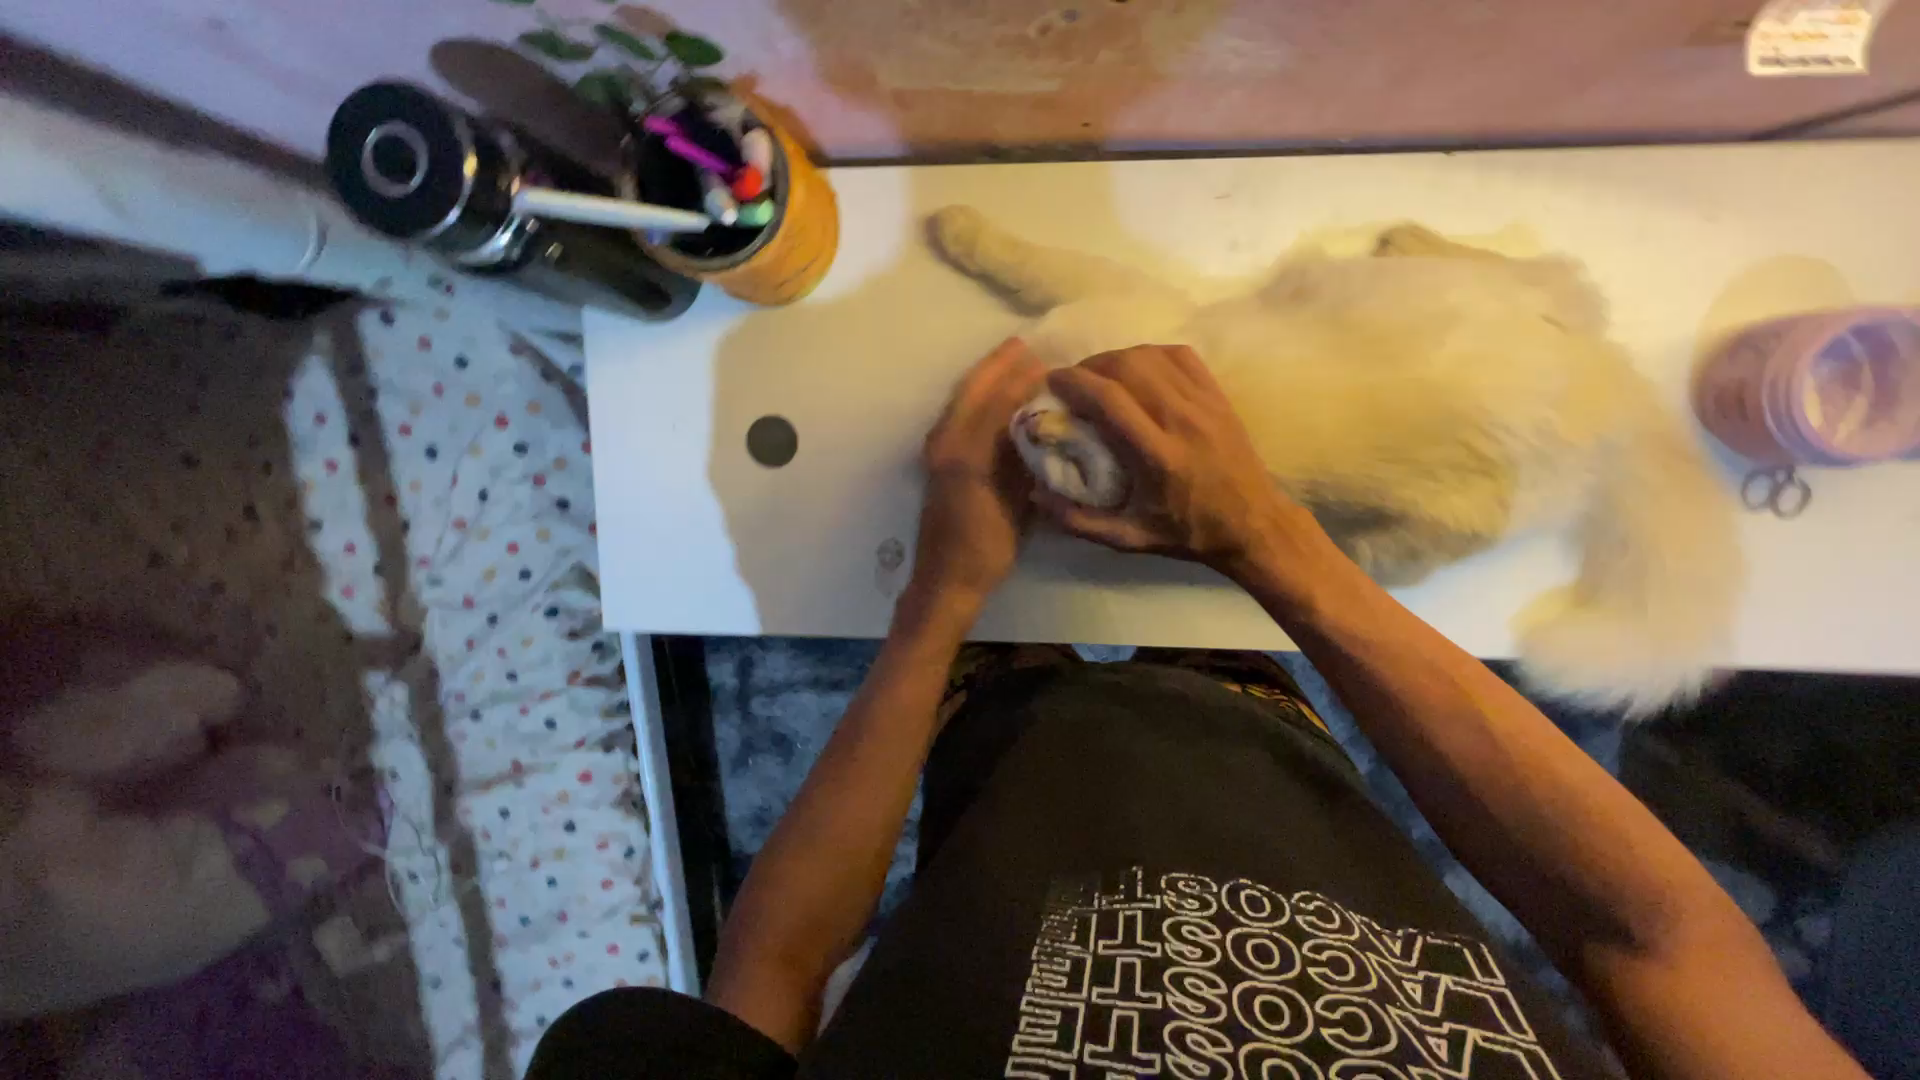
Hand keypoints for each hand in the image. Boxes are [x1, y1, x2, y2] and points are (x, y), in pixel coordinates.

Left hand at [910, 338, 1045, 602]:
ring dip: (985, 378)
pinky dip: (976, 399)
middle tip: (1024, 345)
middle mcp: (945, 442)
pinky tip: (996, 398)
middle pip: (971, 391)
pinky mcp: (938, 461)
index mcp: (965, 452)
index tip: (1046, 361)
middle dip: (997, 365)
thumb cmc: (984, 547)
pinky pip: (957, 416)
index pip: (995, 401)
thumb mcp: (1013, 504)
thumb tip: (1037, 422)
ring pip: (961, 400)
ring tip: (1013, 361)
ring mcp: (937, 451)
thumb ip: (1021, 461)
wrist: (947, 579)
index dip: (1021, 379)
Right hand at [1041, 344, 1320, 577]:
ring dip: (1117, 358)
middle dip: (1091, 366)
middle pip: (1128, 366)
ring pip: (1152, 356)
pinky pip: (1180, 355)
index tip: (1051, 382)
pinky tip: (1137, 369)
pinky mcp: (1218, 396)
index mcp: (1157, 456)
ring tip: (1100, 375)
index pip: (1110, 399)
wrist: (1253, 525)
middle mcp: (1181, 420)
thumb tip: (1036, 494)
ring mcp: (1204, 404)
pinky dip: (1151, 354)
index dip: (1075, 381)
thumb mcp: (1128, 539)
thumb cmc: (1187, 533)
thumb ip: (1078, 520)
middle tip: (1072, 381)